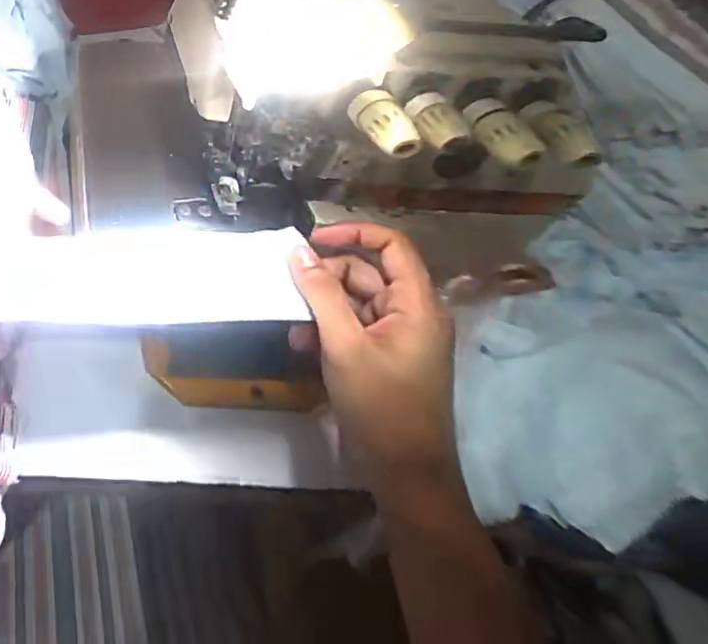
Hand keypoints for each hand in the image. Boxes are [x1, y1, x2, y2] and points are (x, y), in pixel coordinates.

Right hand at [288, 221, 457, 487]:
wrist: (405, 474)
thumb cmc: (380, 406)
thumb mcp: (344, 345)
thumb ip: (320, 294)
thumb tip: (297, 251)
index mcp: (417, 304)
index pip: (392, 245)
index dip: (353, 232)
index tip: (312, 240)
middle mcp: (412, 313)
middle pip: (366, 272)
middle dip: (326, 277)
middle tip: (290, 289)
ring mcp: (398, 335)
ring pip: (354, 299)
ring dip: (321, 306)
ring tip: (293, 323)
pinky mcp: (384, 355)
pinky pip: (352, 325)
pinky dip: (327, 328)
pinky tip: (302, 343)